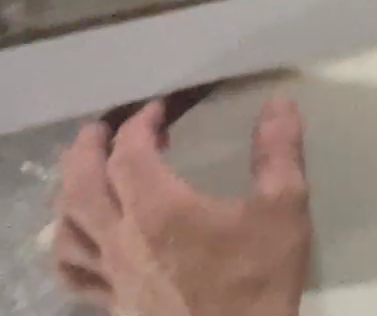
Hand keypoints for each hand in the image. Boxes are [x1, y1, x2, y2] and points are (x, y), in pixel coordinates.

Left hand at [52, 98, 312, 315]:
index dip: (138, 126)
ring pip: (64, 228)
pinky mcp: (109, 298)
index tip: (160, 106)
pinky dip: (64, 242)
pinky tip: (76, 235)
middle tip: (102, 126)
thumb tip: (278, 104)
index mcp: (162, 211)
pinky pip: (70, 268)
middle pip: (80, 189)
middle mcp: (122, 238)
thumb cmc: (262, 269)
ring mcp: (109, 273)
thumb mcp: (287, 203)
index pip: (129, 158)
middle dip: (86, 151)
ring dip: (68, 192)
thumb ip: (279, 152)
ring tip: (84, 172)